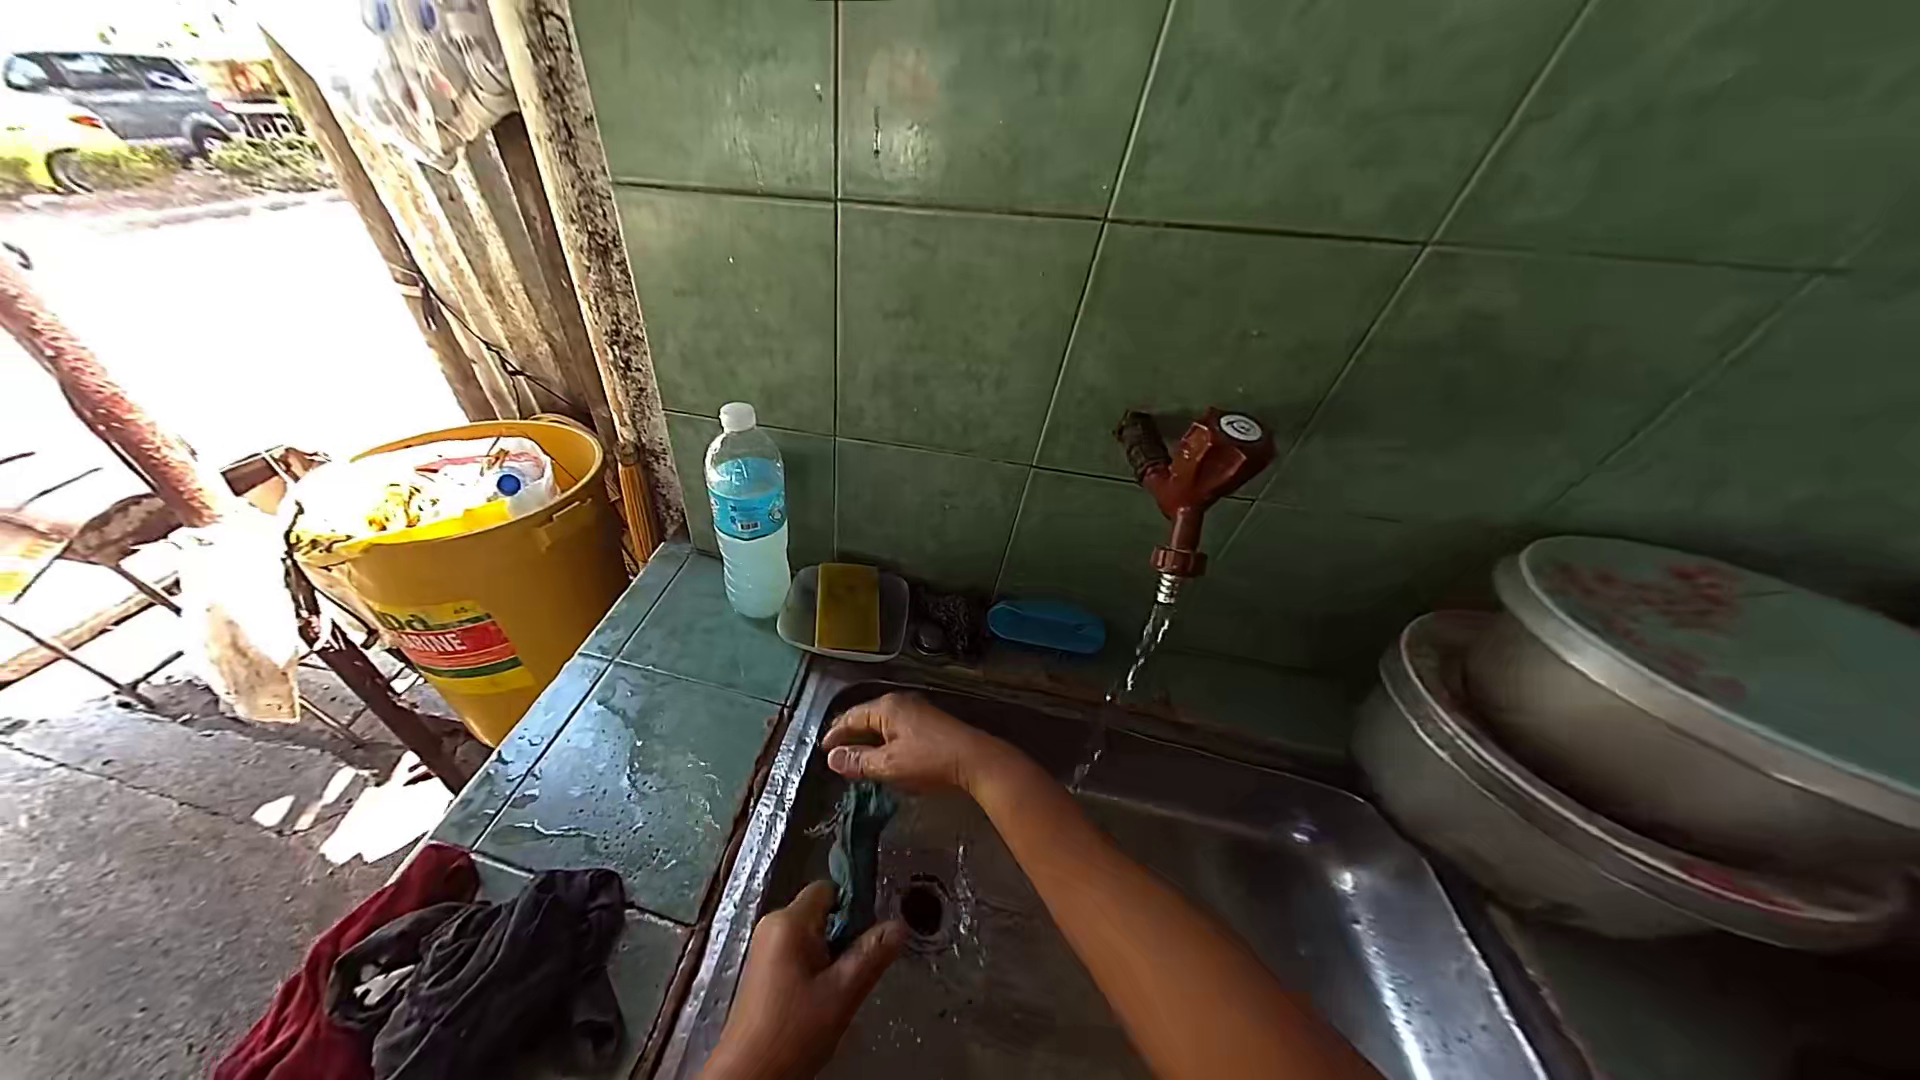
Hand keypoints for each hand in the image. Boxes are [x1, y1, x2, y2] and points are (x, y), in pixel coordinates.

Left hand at [699, 881, 902, 1079]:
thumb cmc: (793, 1032)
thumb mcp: (842, 993)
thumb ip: (872, 955)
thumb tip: (899, 926)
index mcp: (788, 921)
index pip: (828, 888)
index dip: (852, 904)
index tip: (868, 933)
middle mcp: (772, 926)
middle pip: (820, 912)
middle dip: (842, 935)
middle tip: (853, 969)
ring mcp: (763, 950)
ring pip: (810, 936)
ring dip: (829, 956)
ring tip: (836, 989)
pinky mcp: (760, 972)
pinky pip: (796, 953)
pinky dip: (813, 969)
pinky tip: (818, 1000)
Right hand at [822, 692, 1016, 794]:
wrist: (974, 760)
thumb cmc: (929, 760)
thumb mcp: (888, 765)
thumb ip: (858, 761)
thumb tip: (833, 758)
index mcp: (887, 707)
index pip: (851, 717)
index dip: (835, 734)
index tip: (824, 750)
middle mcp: (901, 702)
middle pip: (866, 717)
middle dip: (850, 735)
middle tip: (837, 754)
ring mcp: (917, 710)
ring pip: (882, 723)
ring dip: (868, 739)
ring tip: (856, 757)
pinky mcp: (929, 723)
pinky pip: (897, 728)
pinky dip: (884, 740)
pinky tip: (884, 755)